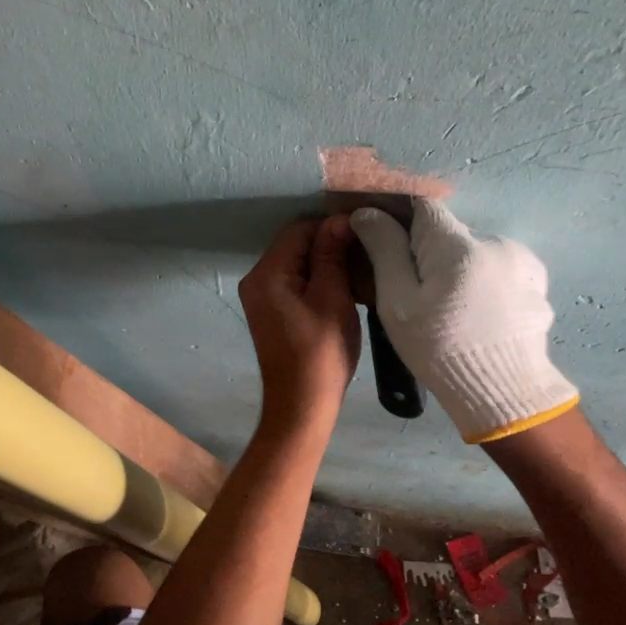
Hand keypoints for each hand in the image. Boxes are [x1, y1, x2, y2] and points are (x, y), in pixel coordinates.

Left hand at [237, 216, 361, 428]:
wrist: (302, 405)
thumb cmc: (320, 353)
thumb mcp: (332, 298)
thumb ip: (332, 256)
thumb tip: (340, 220)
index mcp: (267, 274)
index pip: (299, 230)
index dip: (333, 228)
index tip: (366, 234)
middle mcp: (257, 280)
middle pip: (296, 246)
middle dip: (332, 246)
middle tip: (368, 254)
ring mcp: (262, 297)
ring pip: (299, 264)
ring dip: (329, 264)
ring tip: (362, 273)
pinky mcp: (272, 311)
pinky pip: (296, 283)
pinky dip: (320, 281)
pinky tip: (346, 290)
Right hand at [349, 198, 578, 442]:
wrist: (506, 393)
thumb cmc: (441, 349)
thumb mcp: (397, 303)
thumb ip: (384, 250)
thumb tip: (367, 212)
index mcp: (458, 245)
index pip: (422, 206)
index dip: (399, 220)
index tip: (385, 246)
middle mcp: (495, 242)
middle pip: (447, 231)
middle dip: (427, 252)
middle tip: (413, 292)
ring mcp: (521, 261)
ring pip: (472, 250)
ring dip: (456, 267)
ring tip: (448, 308)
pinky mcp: (536, 281)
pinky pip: (496, 267)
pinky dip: (480, 281)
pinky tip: (475, 313)